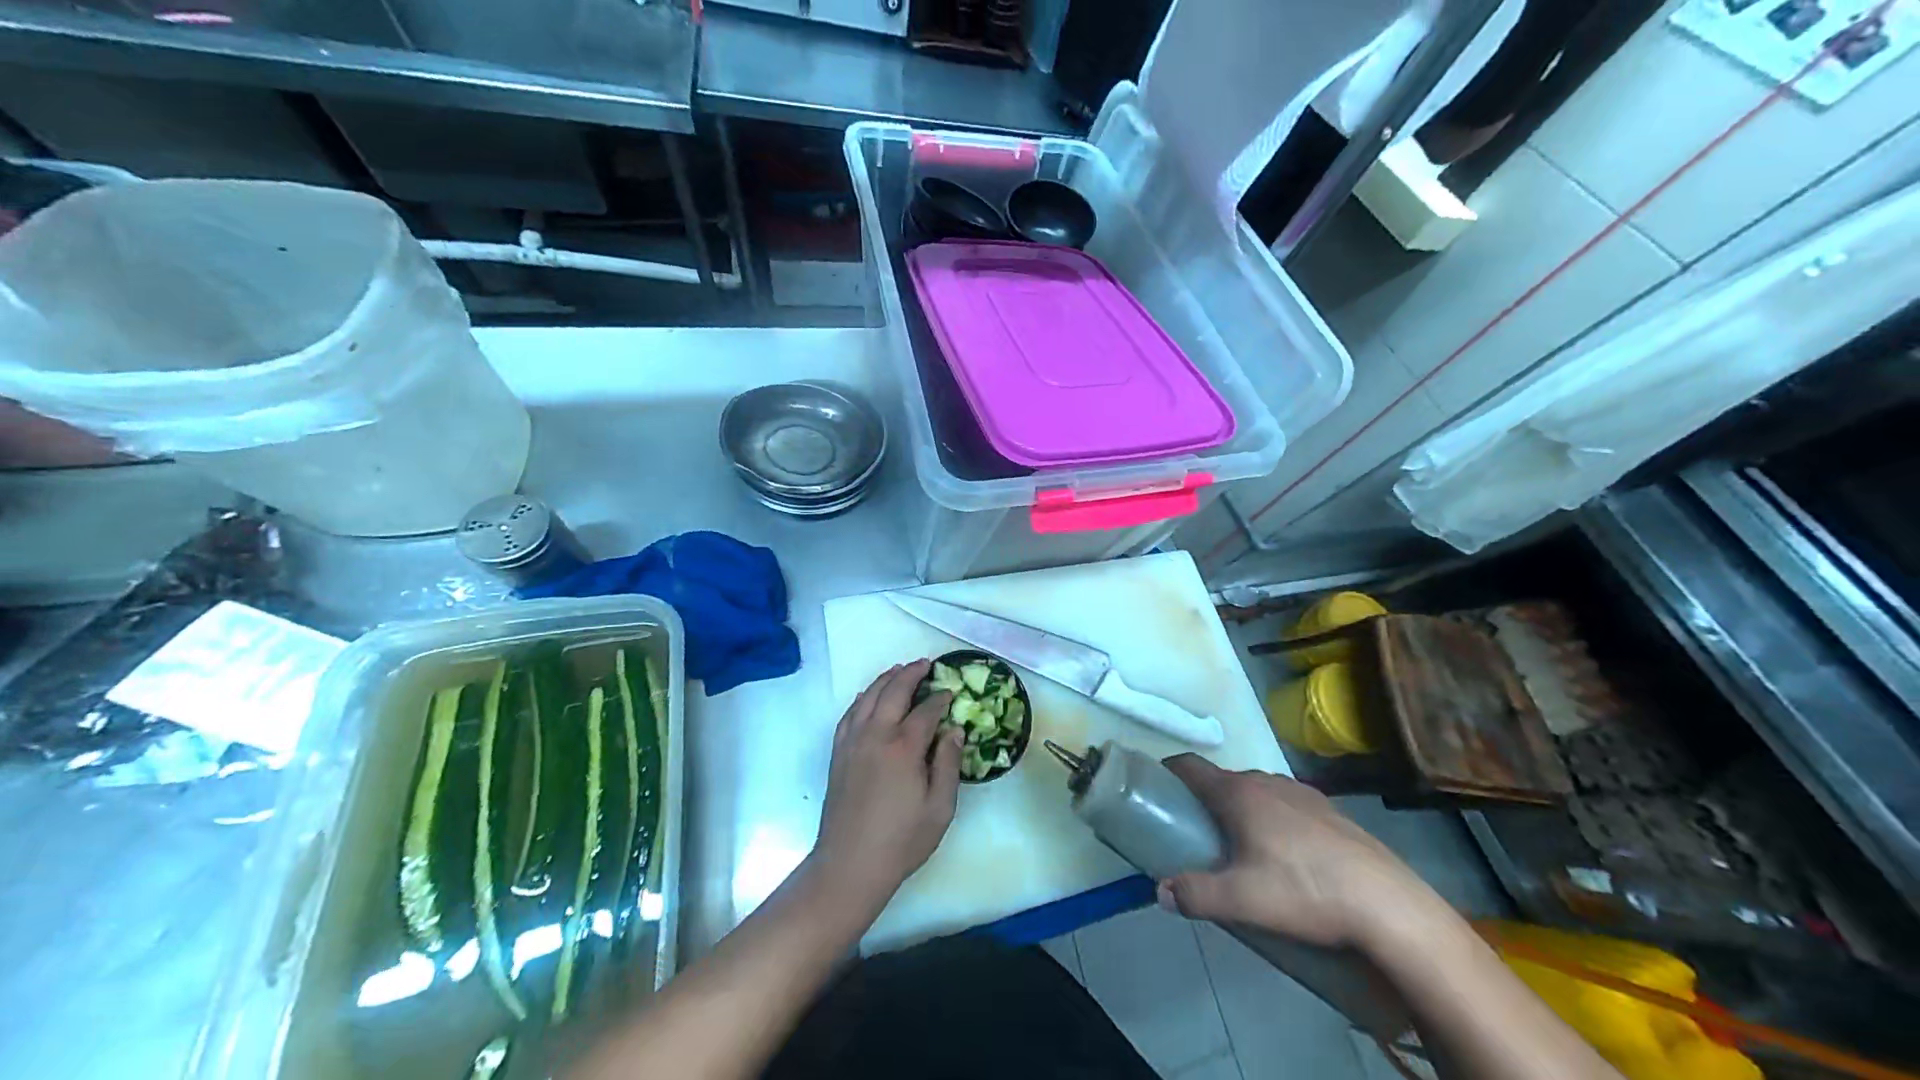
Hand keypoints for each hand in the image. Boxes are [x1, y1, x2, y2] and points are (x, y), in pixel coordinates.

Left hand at [810, 660, 964, 909]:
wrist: (850, 863)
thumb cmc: (902, 840)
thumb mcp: (939, 807)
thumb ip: (948, 764)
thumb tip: (954, 730)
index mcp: (903, 748)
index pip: (926, 711)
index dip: (940, 699)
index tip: (951, 692)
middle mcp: (875, 736)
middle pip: (893, 692)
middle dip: (911, 674)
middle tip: (926, 664)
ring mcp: (852, 742)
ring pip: (868, 697)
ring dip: (886, 679)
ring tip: (900, 670)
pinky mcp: (839, 753)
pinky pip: (850, 713)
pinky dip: (862, 698)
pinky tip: (868, 696)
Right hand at [1156, 755, 1438, 948]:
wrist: (1389, 906)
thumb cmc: (1305, 892)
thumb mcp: (1242, 901)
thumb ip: (1196, 894)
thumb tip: (1162, 892)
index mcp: (1239, 793)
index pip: (1191, 766)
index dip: (1169, 771)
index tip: (1156, 788)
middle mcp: (1267, 782)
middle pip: (1223, 779)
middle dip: (1204, 799)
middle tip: (1194, 832)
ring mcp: (1303, 793)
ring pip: (1257, 791)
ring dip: (1240, 808)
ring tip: (1239, 845)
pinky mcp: (1331, 811)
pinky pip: (1287, 804)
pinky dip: (1273, 818)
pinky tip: (1285, 855)